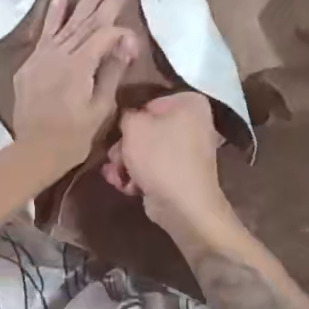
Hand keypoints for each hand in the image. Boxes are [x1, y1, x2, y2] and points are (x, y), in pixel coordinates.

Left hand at [10, 0, 139, 173]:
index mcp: (79, 66)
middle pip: (88, 20)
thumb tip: (126, 43)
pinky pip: (43, 36)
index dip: (121, 35)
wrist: (35, 151)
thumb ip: (112, 72)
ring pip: (67, 23)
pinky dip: (52, 17)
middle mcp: (59, 55)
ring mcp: (42, 58)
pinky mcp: (30, 65)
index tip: (133, 41)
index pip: (105, 35)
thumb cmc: (73, 136)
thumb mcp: (101, 108)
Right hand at [102, 91, 235, 236]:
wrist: (182, 204)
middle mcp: (192, 122)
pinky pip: (152, 167)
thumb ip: (125, 114)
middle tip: (116, 158)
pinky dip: (137, 176)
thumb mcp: (133, 126)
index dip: (128, 120)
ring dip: (125, 164)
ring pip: (144, 150)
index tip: (117, 135)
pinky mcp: (179, 172)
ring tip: (117, 176)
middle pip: (144, 129)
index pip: (146, 103)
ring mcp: (187, 149)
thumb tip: (128, 119)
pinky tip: (127, 186)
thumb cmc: (159, 157)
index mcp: (188, 103)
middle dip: (124, 147)